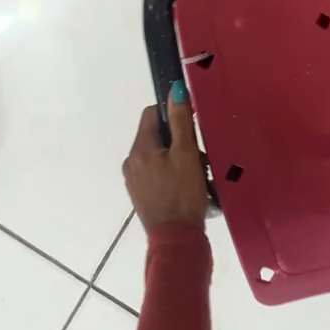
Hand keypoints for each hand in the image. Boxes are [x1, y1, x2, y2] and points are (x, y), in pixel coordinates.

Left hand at [123, 82, 208, 229]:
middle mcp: (131, 163)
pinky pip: (156, 172)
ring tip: (197, 172)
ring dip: (177, 157)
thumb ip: (181, 120)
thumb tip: (175, 89)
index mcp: (139, 149)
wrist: (176, 241)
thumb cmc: (182, 194)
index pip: (151, 114)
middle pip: (156, 135)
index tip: (192, 126)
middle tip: (198, 154)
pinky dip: (172, 172)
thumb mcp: (186, 153)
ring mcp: (134, 181)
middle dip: (179, 139)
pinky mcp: (142, 196)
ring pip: (158, 155)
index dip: (172, 114)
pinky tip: (188, 185)